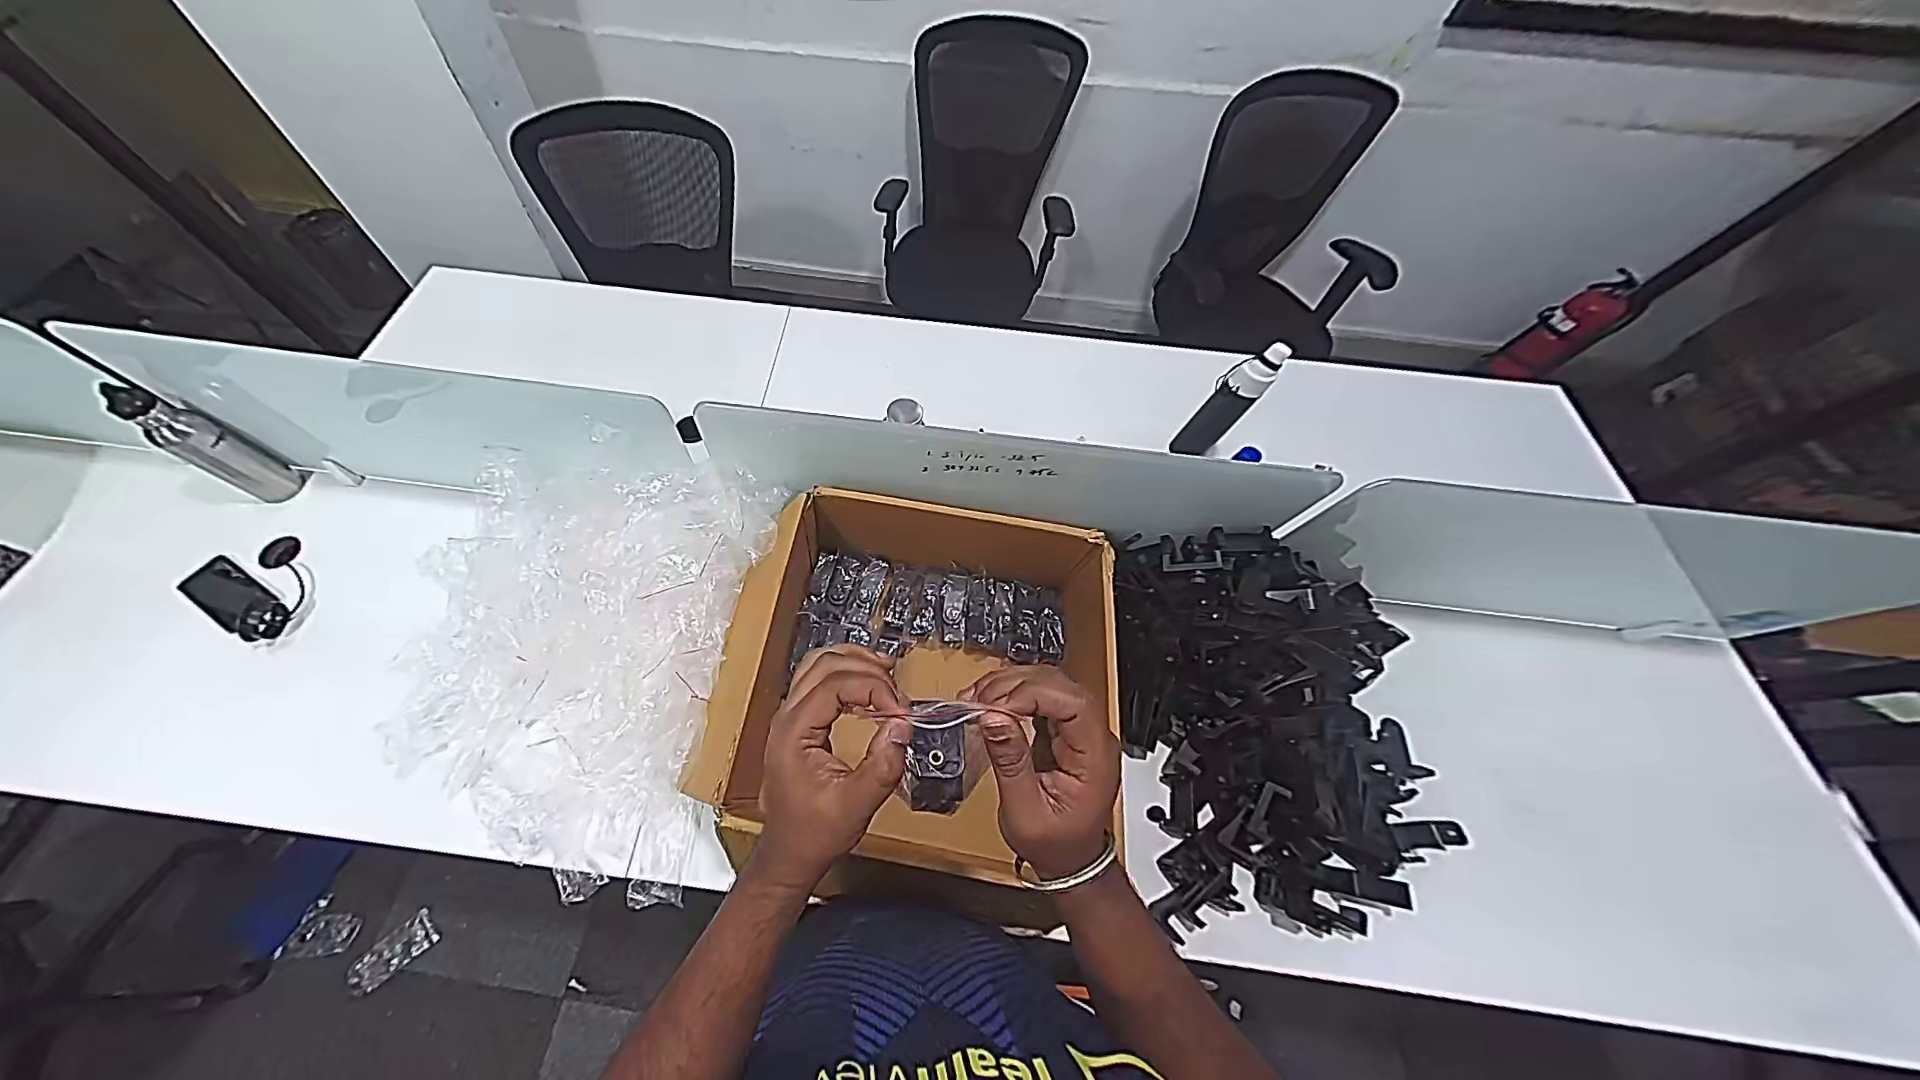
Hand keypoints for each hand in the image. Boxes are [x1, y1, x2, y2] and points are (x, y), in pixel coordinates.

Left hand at [754, 645, 910, 890]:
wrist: (790, 852)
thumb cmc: (813, 833)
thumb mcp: (856, 805)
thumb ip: (881, 766)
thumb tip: (902, 728)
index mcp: (793, 732)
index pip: (835, 683)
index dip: (873, 689)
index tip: (899, 712)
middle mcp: (787, 717)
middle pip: (826, 663)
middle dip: (867, 670)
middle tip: (896, 694)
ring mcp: (791, 716)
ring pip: (819, 662)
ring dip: (855, 662)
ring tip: (886, 674)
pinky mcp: (801, 720)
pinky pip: (819, 677)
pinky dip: (847, 671)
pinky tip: (869, 684)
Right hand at [962, 665, 1119, 880]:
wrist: (1070, 859)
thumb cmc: (1056, 844)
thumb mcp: (1024, 811)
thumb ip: (1010, 761)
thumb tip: (993, 718)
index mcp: (1095, 757)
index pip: (1074, 703)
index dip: (1034, 694)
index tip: (997, 706)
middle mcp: (1094, 736)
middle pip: (1060, 685)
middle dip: (1016, 685)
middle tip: (979, 700)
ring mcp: (1079, 729)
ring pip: (1049, 683)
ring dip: (1011, 685)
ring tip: (977, 699)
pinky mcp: (1063, 728)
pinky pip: (1040, 696)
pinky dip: (1011, 694)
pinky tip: (989, 702)